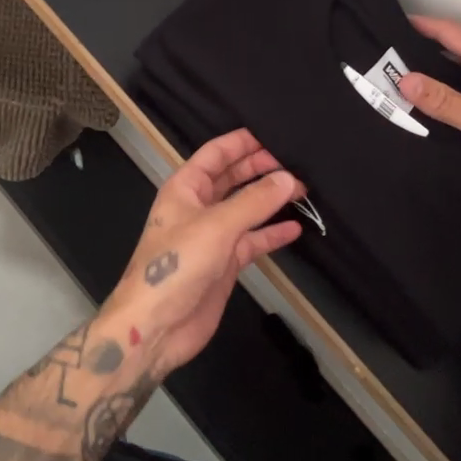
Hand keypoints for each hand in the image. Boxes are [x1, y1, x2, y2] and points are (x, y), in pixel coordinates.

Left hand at [100, 130, 304, 376]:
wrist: (156, 326)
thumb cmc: (176, 266)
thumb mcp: (216, 226)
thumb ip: (254, 201)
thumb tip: (288, 179)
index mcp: (185, 187)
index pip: (216, 153)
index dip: (243, 142)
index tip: (276, 134)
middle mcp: (198, 206)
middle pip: (234, 177)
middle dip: (262, 168)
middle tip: (297, 162)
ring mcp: (212, 235)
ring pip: (246, 208)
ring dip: (271, 199)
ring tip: (304, 190)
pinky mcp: (224, 262)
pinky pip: (253, 240)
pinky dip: (272, 233)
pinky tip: (295, 228)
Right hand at [396, 15, 460, 202]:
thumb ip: (442, 101)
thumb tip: (405, 80)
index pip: (453, 32)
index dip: (424, 26)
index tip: (396, 23)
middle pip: (460, 45)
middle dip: (428, 43)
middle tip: (396, 51)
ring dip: (443, 63)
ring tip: (413, 71)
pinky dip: (457, 79)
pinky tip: (447, 94)